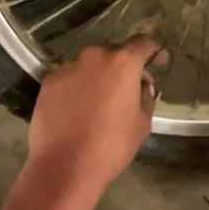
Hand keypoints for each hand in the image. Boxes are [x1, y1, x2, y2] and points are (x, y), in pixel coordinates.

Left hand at [25, 36, 166, 195]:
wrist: (64, 166)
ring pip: (90, 67)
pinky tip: (76, 111)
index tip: (158, 60)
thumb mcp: (142, 124)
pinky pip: (70, 79)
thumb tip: (141, 85)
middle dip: (123, 69)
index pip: (143, 43)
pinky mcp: (49, 81)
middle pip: (114, 54)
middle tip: (127, 91)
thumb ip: (146, 97)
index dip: (154, 50)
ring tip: (98, 105)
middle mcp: (95, 56)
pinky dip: (76, 89)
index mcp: (123, 62)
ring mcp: (68, 67)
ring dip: (98, 79)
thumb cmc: (111, 146)